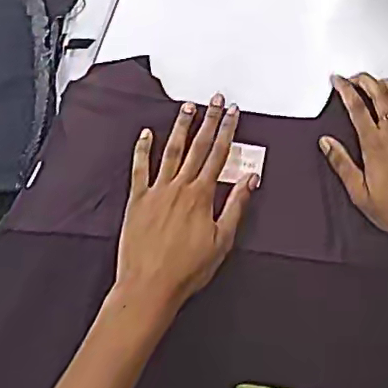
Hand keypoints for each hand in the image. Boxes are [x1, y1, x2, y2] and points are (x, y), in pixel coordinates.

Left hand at [115, 95, 256, 314]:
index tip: (232, 112)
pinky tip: (146, 134)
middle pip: (198, 146)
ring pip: (171, 150)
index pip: (219, 154)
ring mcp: (156, 191)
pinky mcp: (137, 200)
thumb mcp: (222, 240)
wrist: (149, 287)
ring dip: (181, 127)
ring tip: (188, 107)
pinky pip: (140, 168)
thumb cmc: (187, 269)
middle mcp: (179, 187)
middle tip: (215, 100)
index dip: (227, 130)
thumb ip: (236, 205)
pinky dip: (143, 149)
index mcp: (201, 195)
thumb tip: (249, 180)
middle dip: (209, 120)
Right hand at [321, 75, 387, 251]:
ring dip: (387, 85)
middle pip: (379, 95)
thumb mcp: (360, 193)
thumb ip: (342, 164)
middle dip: (365, 81)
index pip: (357, 107)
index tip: (338, 81)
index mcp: (375, 144)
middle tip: (355, 78)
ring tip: (378, 81)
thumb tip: (327, 144)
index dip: (345, 90)